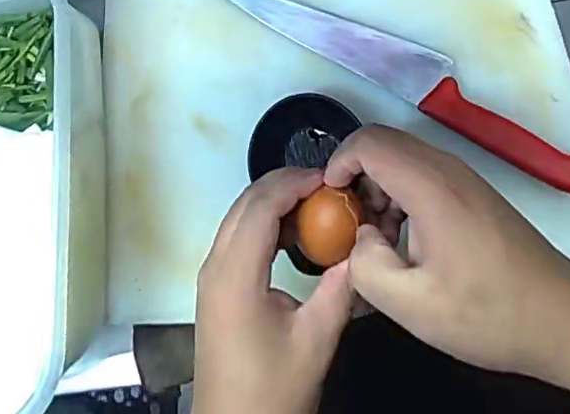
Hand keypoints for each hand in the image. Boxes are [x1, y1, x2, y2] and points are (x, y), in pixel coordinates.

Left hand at [195, 167, 356, 413]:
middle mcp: (215, 264)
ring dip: (271, 201)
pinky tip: (291, 232)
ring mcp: (210, 274)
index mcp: (235, 273)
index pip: (260, 205)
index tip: (325, 178)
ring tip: (312, 202)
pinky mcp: (214, 286)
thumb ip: (339, 291)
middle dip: (282, 184)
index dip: (292, 183)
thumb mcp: (314, 342)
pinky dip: (263, 222)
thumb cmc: (271, 392)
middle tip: (322, 184)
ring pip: (238, 216)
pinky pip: (236, 235)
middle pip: (245, 203)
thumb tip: (359, 253)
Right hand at [324, 126, 569, 378]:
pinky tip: (405, 237)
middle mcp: (444, 167)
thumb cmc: (492, 314)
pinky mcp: (469, 187)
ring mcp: (460, 174)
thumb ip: (366, 269)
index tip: (329, 198)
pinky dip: (398, 190)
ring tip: (377, 236)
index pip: (368, 143)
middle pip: (381, 142)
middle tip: (349, 219)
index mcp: (429, 186)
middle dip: (354, 173)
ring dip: (376, 184)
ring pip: (399, 154)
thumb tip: (357, 239)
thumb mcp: (416, 308)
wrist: (565, 319)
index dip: (338, 162)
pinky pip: (419, 169)